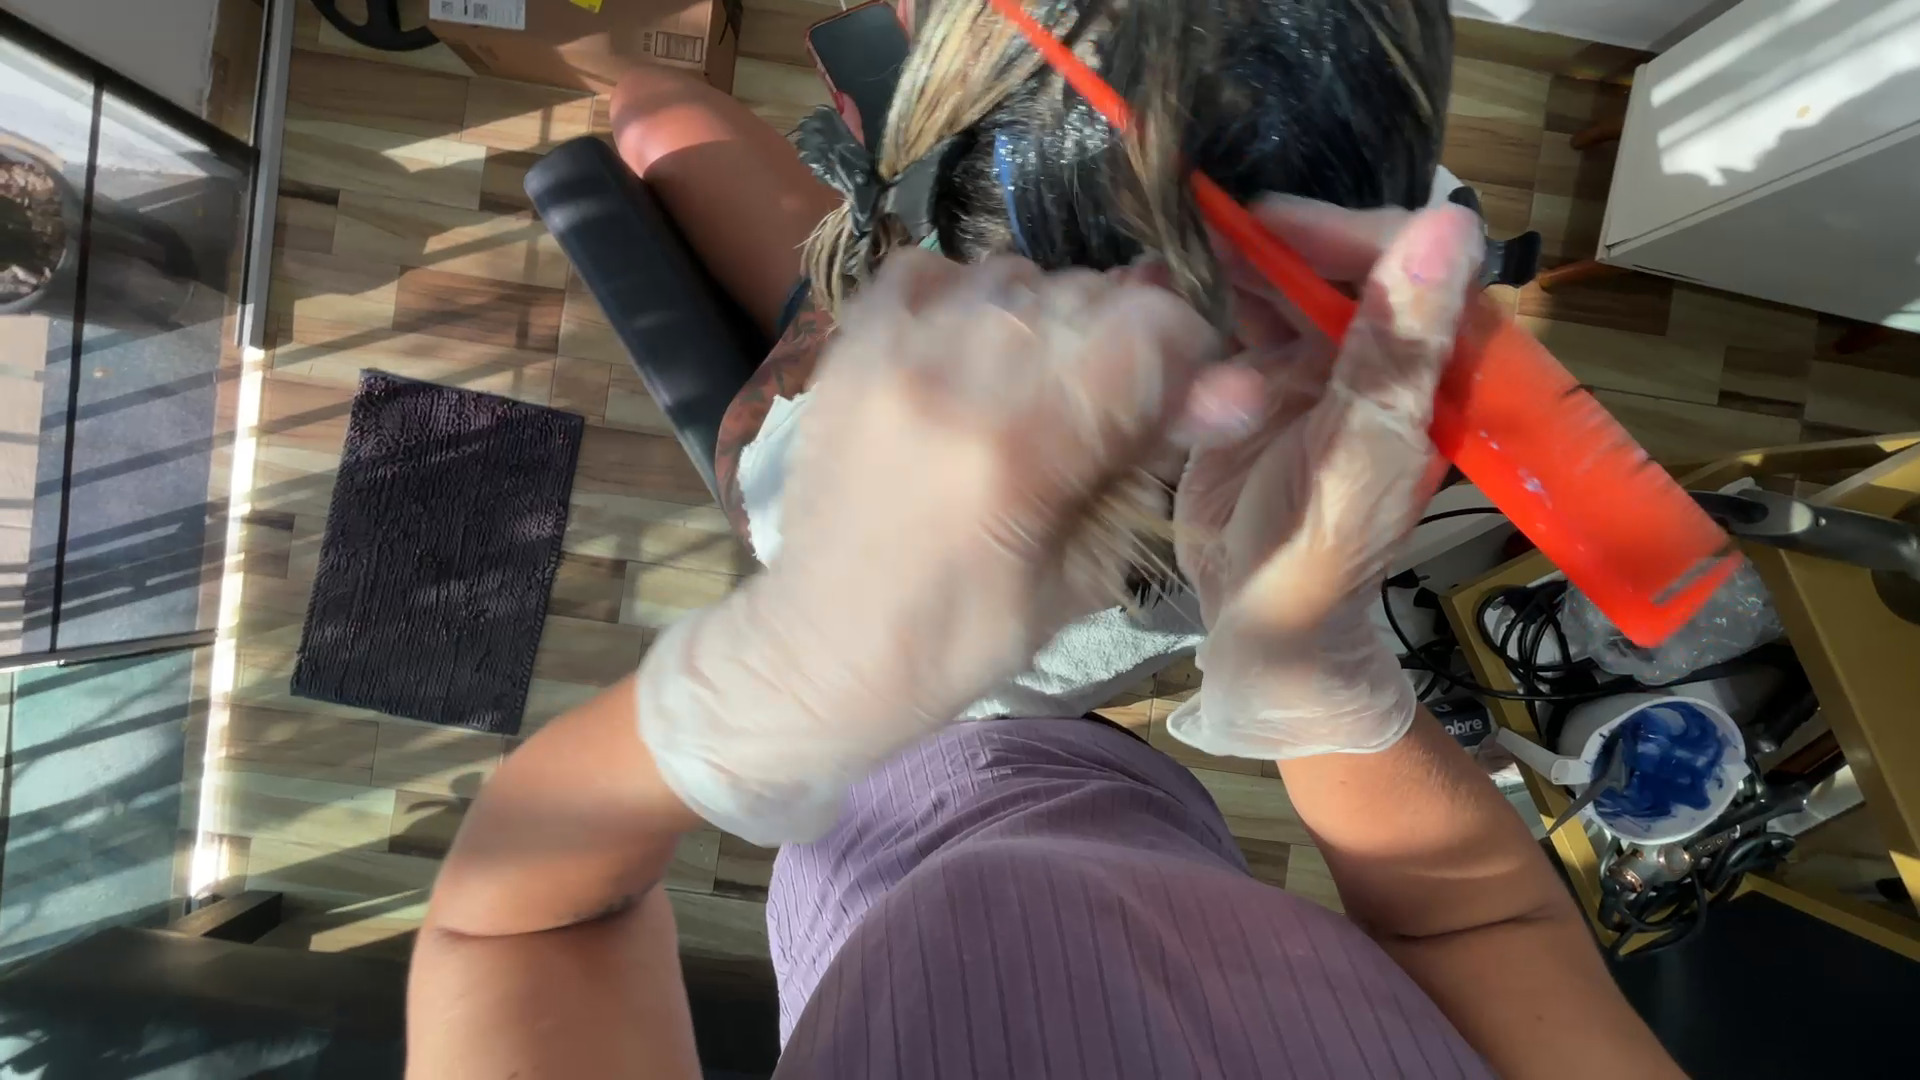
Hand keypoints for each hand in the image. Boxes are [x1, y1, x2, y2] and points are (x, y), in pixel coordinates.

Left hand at [636, 250, 1239, 843]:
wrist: (822, 648)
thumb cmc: (956, 642)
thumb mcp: (1074, 580)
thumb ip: (1144, 471)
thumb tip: (1235, 390)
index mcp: (1016, 453)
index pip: (1142, 330)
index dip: (1184, 348)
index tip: (1177, 386)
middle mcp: (950, 382)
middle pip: (1082, 294)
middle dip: (1118, 339)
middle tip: (1102, 401)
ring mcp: (887, 356)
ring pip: (1010, 275)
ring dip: (1044, 319)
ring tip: (1030, 381)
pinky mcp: (845, 352)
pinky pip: (926, 270)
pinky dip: (963, 297)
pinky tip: (964, 351)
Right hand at [1167, 198, 1483, 759]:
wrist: (1260, 608)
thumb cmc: (1321, 544)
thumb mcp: (1363, 449)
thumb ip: (1392, 349)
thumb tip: (1449, 223)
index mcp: (1417, 363)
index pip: (1398, 258)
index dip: (1338, 231)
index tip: (1266, 225)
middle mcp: (1363, 354)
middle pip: (1328, 265)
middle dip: (1271, 243)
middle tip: (1201, 229)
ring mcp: (1302, 371)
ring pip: (1273, 291)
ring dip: (1229, 270)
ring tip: (1177, 254)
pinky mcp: (1247, 391)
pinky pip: (1228, 332)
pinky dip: (1201, 310)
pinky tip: (1164, 297)